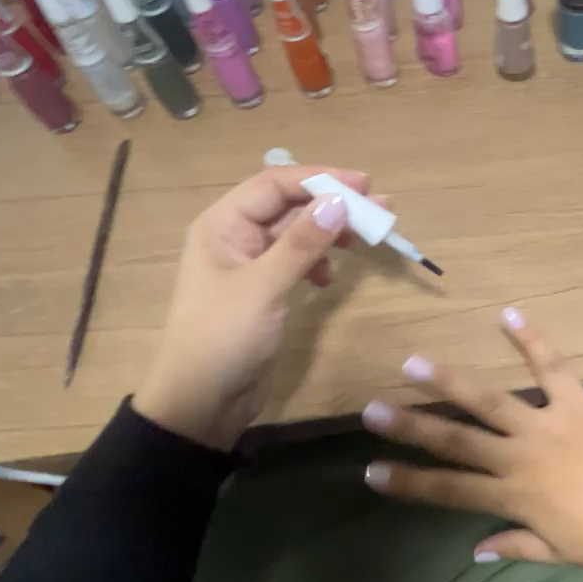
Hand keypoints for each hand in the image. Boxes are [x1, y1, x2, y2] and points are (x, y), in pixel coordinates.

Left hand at [134, 165, 372, 450]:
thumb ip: (302, 243)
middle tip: (380, 209)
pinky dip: (318, 261)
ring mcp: (251, 266)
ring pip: (297, 234)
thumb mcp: (264, 287)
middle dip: (333, 204)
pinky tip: (330, 276)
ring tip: (367, 238)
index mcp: (222, 225)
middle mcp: (235, 237)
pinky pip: (297, 262)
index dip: (319, 180)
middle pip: (289, 206)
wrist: (202, 401)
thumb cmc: (224, 338)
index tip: (364, 185)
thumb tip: (340, 202)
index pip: (274, 185)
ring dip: (330, 232)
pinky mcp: (265, 292)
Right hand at [359, 309, 582, 573]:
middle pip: (457, 442)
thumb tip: (474, 550)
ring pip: (491, 402)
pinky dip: (532, 339)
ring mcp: (549, 426)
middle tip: (371, 410)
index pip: (450, 491)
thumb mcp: (560, 552)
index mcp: (515, 498)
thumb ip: (516, 546)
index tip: (372, 472)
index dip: (409, 482)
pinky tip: (508, 313)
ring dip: (450, 382)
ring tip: (413, 363)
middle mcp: (522, 459)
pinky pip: (553, 366)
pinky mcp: (580, 403)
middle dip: (411, 427)